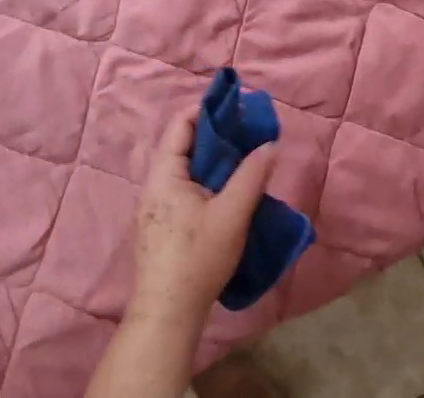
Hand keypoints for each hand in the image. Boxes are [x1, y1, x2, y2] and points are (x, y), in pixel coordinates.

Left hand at [129, 106, 276, 326]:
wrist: (168, 314)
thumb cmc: (197, 257)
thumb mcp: (232, 214)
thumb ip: (252, 175)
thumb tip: (270, 144)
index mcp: (164, 174)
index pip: (181, 124)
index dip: (208, 111)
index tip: (238, 109)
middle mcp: (154, 185)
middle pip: (184, 145)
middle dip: (216, 136)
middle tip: (248, 135)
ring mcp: (154, 208)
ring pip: (185, 170)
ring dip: (213, 161)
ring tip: (243, 162)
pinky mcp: (161, 227)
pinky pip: (184, 189)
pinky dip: (206, 181)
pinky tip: (226, 195)